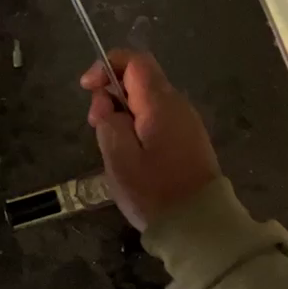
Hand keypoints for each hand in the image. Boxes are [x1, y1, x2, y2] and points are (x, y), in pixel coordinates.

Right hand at [80, 51, 219, 230]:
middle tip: (96, 124)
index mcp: (161, 103)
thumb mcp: (119, 157)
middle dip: (111, 93)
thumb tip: (108, 104)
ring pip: (147, 100)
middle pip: (140, 79)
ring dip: (123, 112)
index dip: (106, 66)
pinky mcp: (189, 140)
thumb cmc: (155, 191)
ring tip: (111, 144)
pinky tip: (130, 153)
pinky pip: (157, 118)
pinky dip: (138, 125)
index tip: (87, 88)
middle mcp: (178, 105)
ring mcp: (186, 123)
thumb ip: (109, 121)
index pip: (134, 61)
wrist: (199, 227)